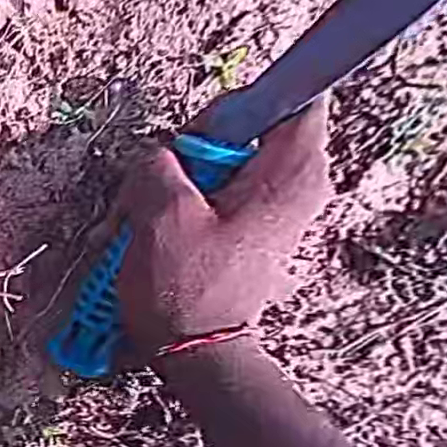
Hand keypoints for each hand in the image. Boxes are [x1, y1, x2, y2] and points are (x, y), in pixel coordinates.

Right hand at [114, 97, 334, 355]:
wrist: (193, 348)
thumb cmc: (184, 286)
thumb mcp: (160, 219)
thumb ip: (157, 170)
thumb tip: (156, 157)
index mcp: (291, 172)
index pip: (290, 98)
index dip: (234, 108)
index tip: (193, 141)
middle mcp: (296, 186)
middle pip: (246, 138)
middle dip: (193, 157)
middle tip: (157, 189)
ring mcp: (274, 213)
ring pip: (223, 172)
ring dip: (179, 189)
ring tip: (149, 221)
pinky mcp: (250, 236)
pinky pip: (217, 202)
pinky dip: (184, 212)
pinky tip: (159, 237)